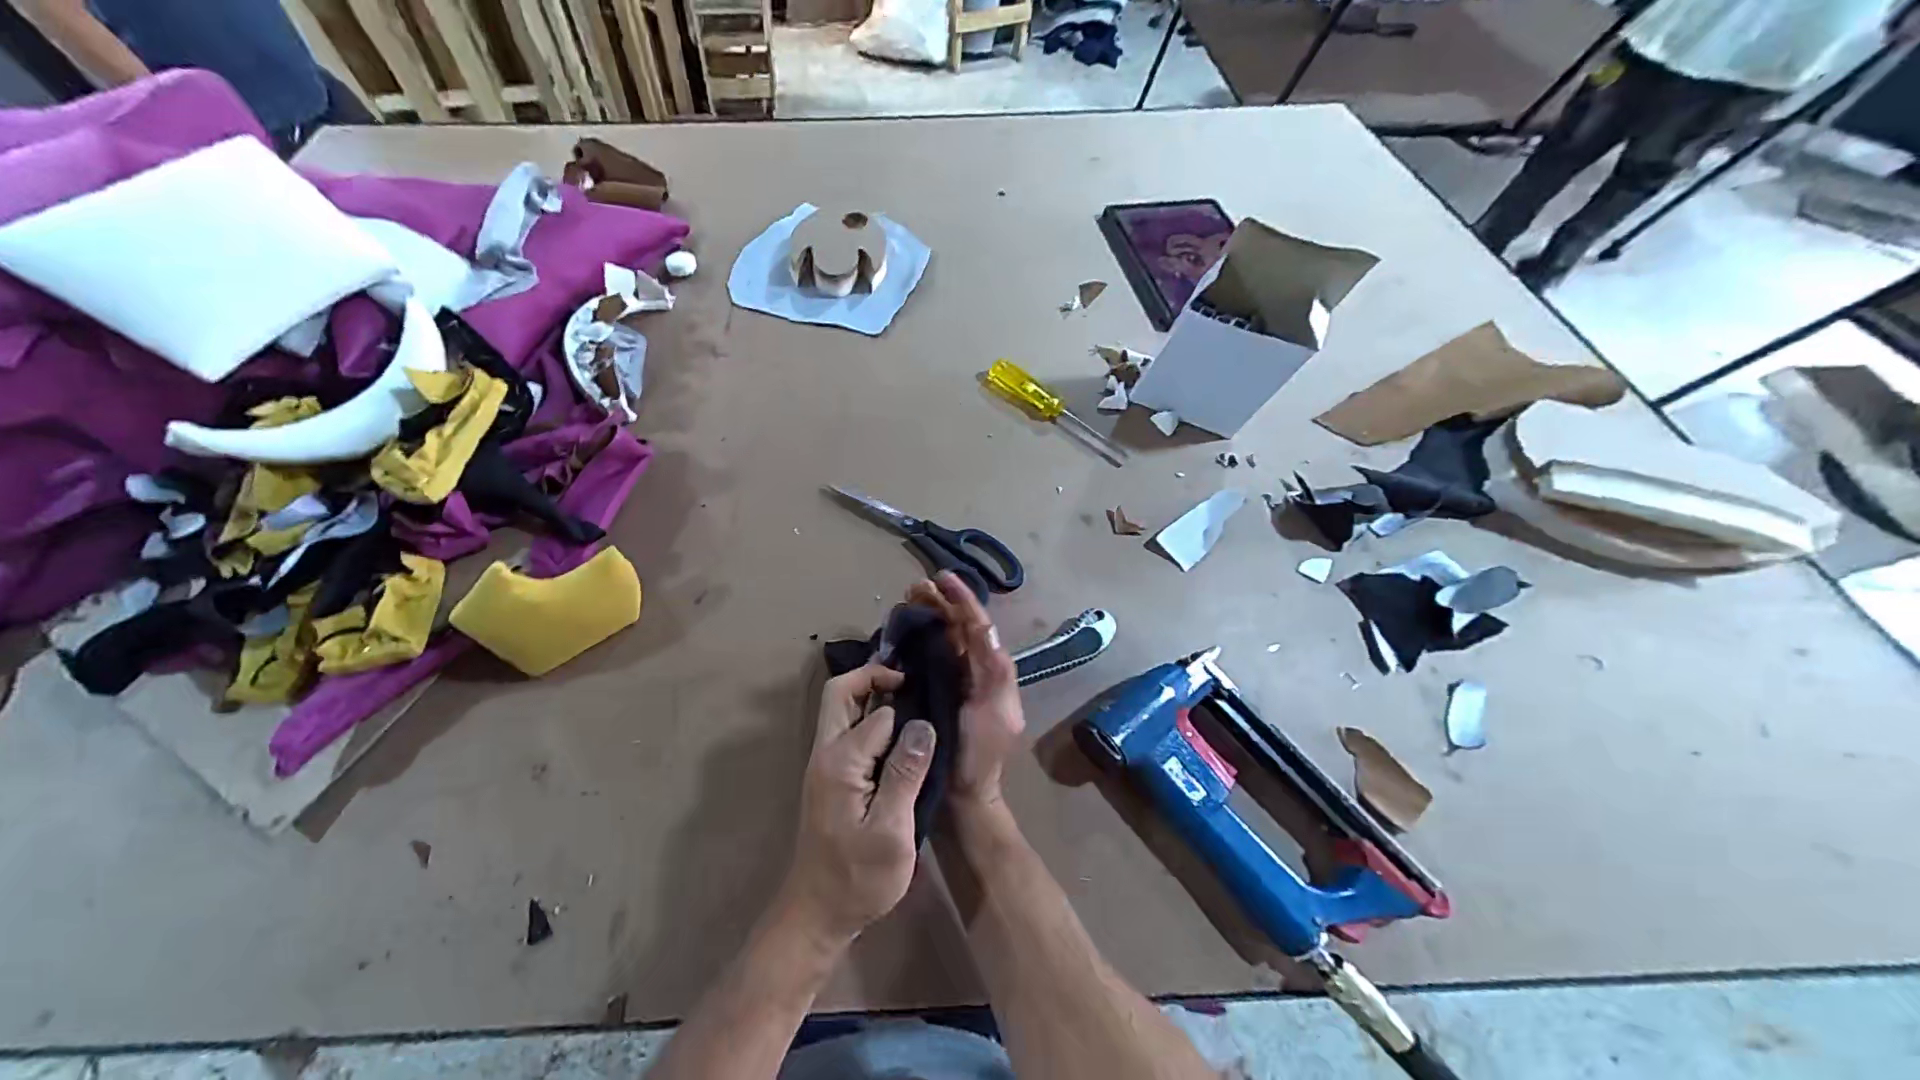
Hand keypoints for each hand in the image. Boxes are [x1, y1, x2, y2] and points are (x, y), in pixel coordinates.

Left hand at [777, 663, 935, 946]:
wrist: (818, 915)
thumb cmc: (858, 878)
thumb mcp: (892, 831)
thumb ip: (906, 773)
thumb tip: (923, 723)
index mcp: (840, 761)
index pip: (878, 713)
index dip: (908, 706)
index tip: (939, 702)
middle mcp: (826, 753)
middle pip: (840, 693)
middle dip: (875, 676)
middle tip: (915, 680)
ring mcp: (826, 765)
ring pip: (843, 710)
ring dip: (873, 695)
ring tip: (916, 697)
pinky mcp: (832, 778)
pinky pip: (849, 731)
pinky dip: (872, 718)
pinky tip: (903, 732)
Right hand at [905, 572, 1024, 810]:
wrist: (963, 796)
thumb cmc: (981, 756)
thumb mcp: (998, 714)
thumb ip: (996, 671)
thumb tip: (985, 627)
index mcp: (992, 669)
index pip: (977, 625)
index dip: (961, 599)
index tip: (942, 577)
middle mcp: (975, 668)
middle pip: (957, 626)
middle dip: (939, 602)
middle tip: (914, 587)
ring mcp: (955, 679)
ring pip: (942, 637)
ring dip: (928, 615)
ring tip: (908, 600)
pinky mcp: (935, 691)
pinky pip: (928, 657)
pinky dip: (917, 639)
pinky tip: (902, 631)